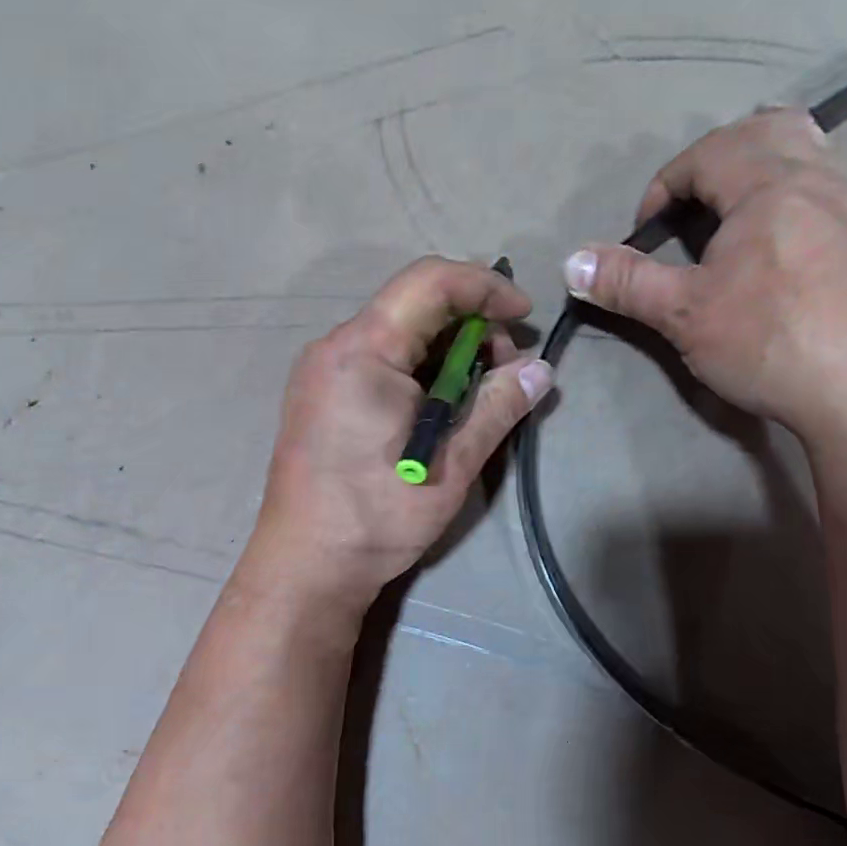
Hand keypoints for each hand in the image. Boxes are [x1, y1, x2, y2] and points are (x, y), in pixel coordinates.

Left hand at [245, 256, 552, 608]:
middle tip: (505, 369)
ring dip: (445, 349)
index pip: (430, 281)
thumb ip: (497, 407)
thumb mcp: (451, 463)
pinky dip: (417, 367)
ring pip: (396, 332)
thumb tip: (541, 370)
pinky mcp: (319, 394)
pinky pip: (376, 358)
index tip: (524, 314)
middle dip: (470, 323)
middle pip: (413, 303)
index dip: (485, 286)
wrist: (305, 564)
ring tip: (477, 392)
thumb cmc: (376, 516)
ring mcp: (321, 370)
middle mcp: (334, 347)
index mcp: (361, 350)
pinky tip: (439, 404)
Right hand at [561, 109, 846, 452]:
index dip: (664, 185)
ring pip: (807, 159)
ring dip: (760, 179)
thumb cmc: (771, 341)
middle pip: (768, 131)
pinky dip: (792, 207)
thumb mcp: (684, 314)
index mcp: (770, 185)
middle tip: (693, 209)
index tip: (645, 234)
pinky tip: (781, 262)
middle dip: (717, 160)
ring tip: (734, 230)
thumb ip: (626, 282)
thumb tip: (571, 262)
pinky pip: (829, 196)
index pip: (706, 153)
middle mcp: (822, 181)